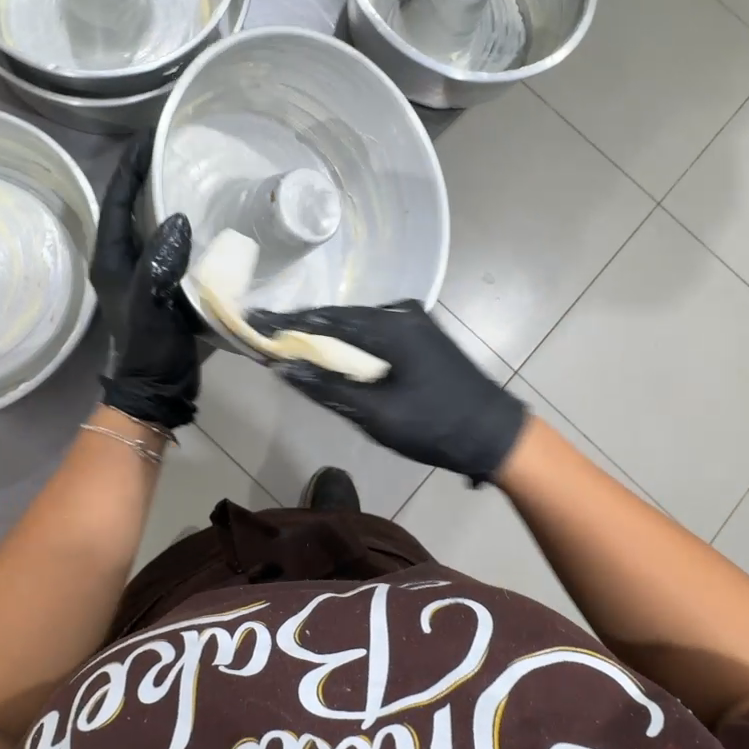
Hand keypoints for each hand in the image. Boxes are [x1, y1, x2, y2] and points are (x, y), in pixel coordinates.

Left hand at [90, 144, 200, 429]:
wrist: (159, 389)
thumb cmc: (149, 348)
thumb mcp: (151, 304)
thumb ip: (159, 262)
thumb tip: (176, 217)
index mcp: (111, 257)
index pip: (116, 198)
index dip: (131, 165)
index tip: (151, 134)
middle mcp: (124, 258)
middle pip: (132, 204)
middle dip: (150, 172)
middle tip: (178, 145)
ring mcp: (145, 270)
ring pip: (154, 221)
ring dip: (169, 195)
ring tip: (197, 170)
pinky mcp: (166, 282)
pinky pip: (175, 241)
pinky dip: (190, 223)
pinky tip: (214, 214)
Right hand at [249, 301, 525, 481]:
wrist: (495, 435)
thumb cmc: (435, 427)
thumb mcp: (375, 414)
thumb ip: (328, 388)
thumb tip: (284, 366)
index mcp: (391, 327)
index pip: (326, 318)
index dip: (286, 322)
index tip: (253, 322)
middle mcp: (402, 313)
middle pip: (341, 317)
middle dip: (304, 327)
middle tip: (267, 336)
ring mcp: (416, 321)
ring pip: (357, 324)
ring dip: (327, 336)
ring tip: (291, 345)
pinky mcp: (422, 334)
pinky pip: (375, 332)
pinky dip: (350, 342)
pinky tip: (333, 354)